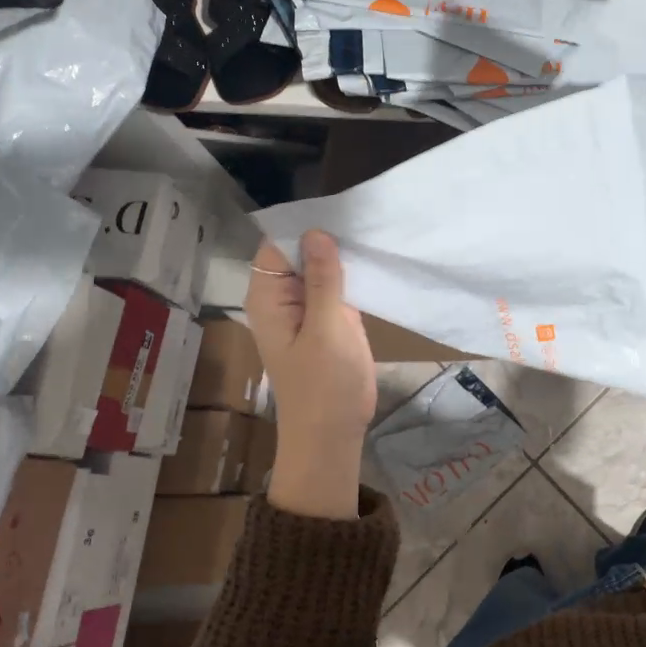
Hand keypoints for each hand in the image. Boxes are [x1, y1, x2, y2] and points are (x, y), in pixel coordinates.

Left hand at [246, 230, 375, 518]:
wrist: (332, 434)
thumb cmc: (325, 385)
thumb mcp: (328, 328)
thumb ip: (324, 280)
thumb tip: (318, 232)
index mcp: (268, 298)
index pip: (279, 245)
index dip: (307, 227)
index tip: (343, 212)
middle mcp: (282, 299)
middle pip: (301, 253)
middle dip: (330, 238)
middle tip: (368, 218)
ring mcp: (306, 310)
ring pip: (322, 269)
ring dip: (344, 256)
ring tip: (377, 233)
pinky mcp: (328, 321)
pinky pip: (336, 288)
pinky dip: (353, 277)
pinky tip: (377, 263)